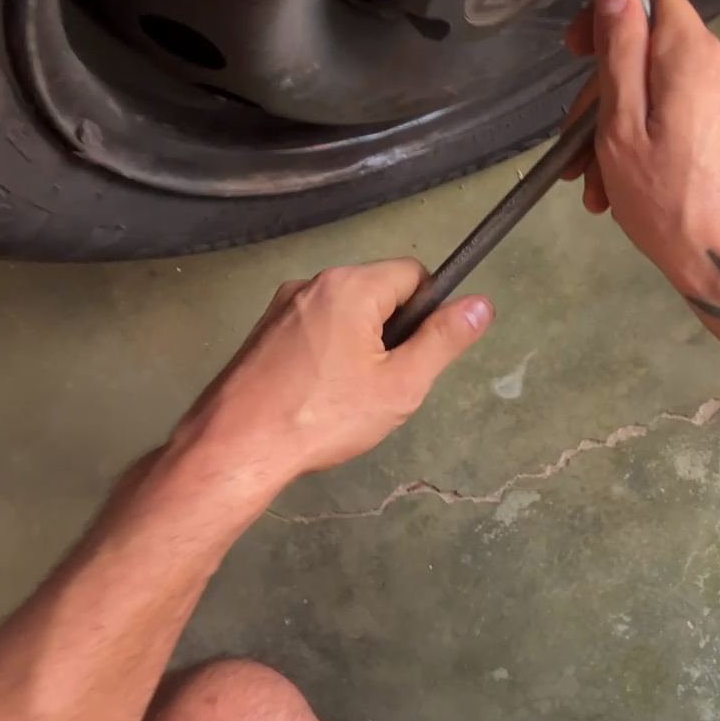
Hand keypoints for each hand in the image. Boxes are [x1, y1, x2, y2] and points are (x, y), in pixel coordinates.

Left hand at [170, 260, 491, 494]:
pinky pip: (318, 329)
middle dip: (396, 332)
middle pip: (380, 292)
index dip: (431, 311)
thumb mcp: (402, 384)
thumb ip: (444, 340)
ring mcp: (283, 306)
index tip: (421, 355)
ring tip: (356, 396)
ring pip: (349, 314)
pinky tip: (325, 395)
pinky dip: (333, 354)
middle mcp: (313, 283)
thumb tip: (482, 304)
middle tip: (391, 384)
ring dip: (365, 345)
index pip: (414, 274)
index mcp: (350, 287)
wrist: (237, 446)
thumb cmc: (326, 416)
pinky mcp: (264, 332)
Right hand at [563, 0, 719, 297]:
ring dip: (613, 135)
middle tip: (575, 150)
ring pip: (653, 95)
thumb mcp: (622, 126)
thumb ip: (617, 53)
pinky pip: (671, 123)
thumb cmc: (666, 204)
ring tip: (593, 187)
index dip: (608, 16)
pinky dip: (640, 147)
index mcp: (690, 56)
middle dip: (600, 98)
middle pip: (645, 53)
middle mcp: (715, 70)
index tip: (576, 54)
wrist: (718, 263)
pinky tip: (617, 190)